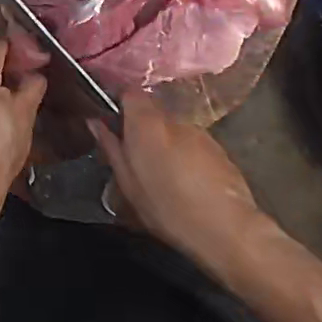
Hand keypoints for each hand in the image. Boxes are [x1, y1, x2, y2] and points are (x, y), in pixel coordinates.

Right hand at [89, 90, 263, 257]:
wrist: (225, 228)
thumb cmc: (166, 206)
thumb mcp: (127, 182)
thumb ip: (110, 147)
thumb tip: (95, 122)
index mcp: (145, 123)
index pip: (130, 93)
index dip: (121, 105)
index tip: (115, 125)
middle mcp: (173, 120)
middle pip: (153, 113)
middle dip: (143, 129)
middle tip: (137, 158)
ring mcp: (200, 133)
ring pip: (174, 130)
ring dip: (166, 144)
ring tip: (165, 176)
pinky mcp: (220, 150)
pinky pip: (194, 145)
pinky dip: (187, 157)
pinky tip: (188, 184)